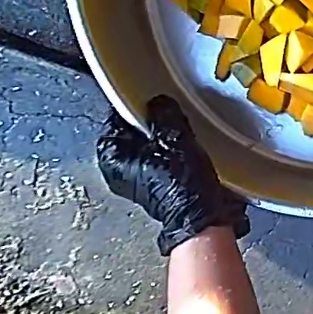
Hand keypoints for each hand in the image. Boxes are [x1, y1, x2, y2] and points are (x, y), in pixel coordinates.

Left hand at [98, 95, 250, 254]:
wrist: (201, 216)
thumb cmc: (181, 184)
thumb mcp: (174, 137)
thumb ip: (163, 113)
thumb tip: (159, 102)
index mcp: (111, 155)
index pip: (118, 115)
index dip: (138, 104)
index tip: (155, 97)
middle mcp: (117, 169)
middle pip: (134, 129)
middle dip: (153, 122)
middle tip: (173, 117)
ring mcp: (136, 178)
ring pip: (149, 143)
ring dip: (165, 136)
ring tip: (183, 133)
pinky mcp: (154, 184)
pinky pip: (160, 156)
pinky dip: (171, 150)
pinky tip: (187, 148)